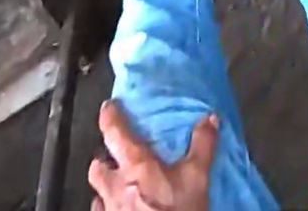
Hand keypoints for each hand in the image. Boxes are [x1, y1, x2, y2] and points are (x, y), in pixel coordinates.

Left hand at [88, 101, 217, 210]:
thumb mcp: (197, 178)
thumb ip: (202, 145)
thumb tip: (210, 118)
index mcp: (135, 165)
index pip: (114, 132)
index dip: (109, 116)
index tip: (108, 107)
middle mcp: (115, 187)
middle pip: (96, 167)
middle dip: (103, 158)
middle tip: (115, 155)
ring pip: (97, 194)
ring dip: (105, 187)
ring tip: (119, 185)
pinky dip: (110, 210)